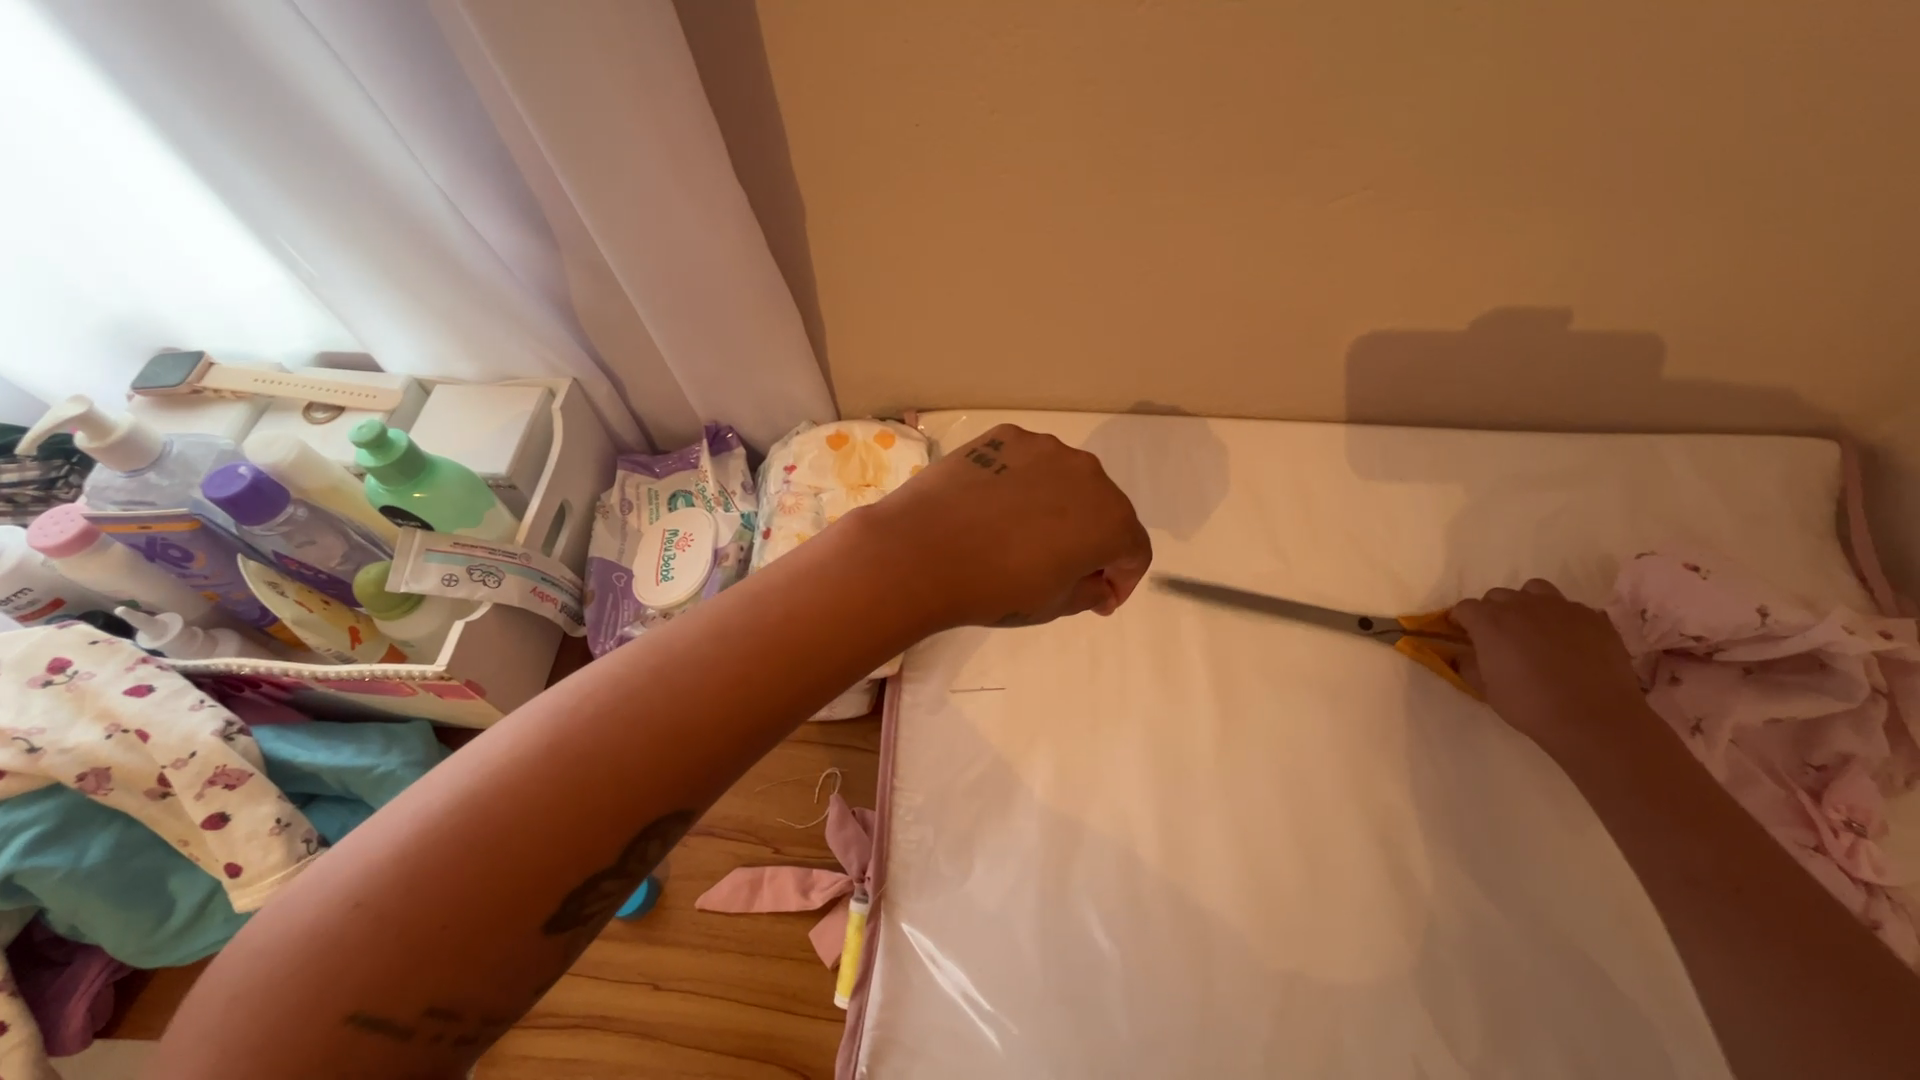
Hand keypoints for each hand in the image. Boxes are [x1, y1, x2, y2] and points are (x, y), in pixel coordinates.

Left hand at [862, 424, 1152, 628]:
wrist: (921, 551)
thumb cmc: (995, 588)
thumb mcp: (1053, 606)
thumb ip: (1090, 592)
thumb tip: (1100, 584)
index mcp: (1111, 521)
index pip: (1134, 550)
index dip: (1122, 579)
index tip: (1098, 597)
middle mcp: (1089, 474)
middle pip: (1104, 509)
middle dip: (1092, 539)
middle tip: (1061, 567)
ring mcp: (1045, 448)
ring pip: (1065, 480)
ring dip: (1058, 506)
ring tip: (1021, 534)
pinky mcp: (1005, 436)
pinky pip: (1027, 463)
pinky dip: (1022, 484)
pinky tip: (994, 507)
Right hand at [1451, 579, 1652, 758]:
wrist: (1594, 716)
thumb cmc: (1530, 704)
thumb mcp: (1486, 689)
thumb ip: (1469, 665)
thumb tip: (1462, 655)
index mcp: (1490, 622)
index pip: (1465, 607)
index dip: (1461, 620)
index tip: (1463, 635)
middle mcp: (1522, 605)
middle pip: (1498, 596)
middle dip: (1492, 611)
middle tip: (1499, 636)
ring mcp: (1561, 607)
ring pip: (1535, 590)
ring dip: (1526, 604)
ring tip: (1533, 628)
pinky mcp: (1592, 617)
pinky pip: (1569, 607)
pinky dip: (1561, 618)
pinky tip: (1567, 641)